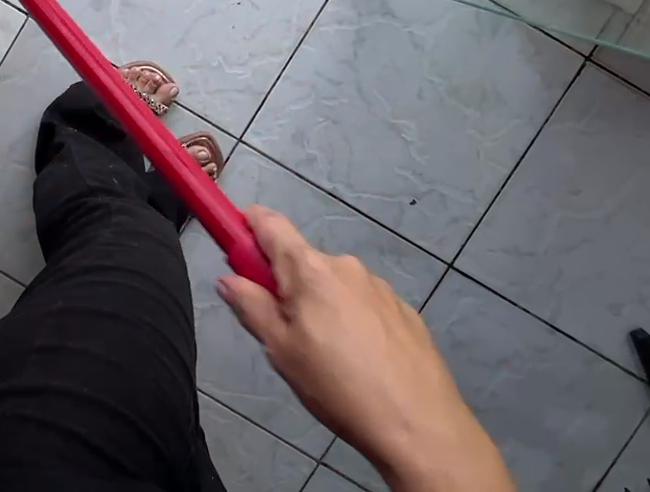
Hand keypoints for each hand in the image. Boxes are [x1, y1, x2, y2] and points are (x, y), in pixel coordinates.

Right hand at [218, 207, 512, 491]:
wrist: (421, 426)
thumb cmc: (338, 386)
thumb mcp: (280, 351)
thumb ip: (250, 307)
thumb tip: (228, 280)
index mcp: (309, 269)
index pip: (269, 223)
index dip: (246, 225)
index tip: (235, 245)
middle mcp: (344, 265)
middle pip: (301, 259)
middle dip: (286, 284)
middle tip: (283, 330)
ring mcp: (379, 286)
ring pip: (333, 284)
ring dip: (321, 304)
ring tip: (328, 357)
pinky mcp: (404, 310)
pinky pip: (364, 303)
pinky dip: (353, 320)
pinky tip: (361, 361)